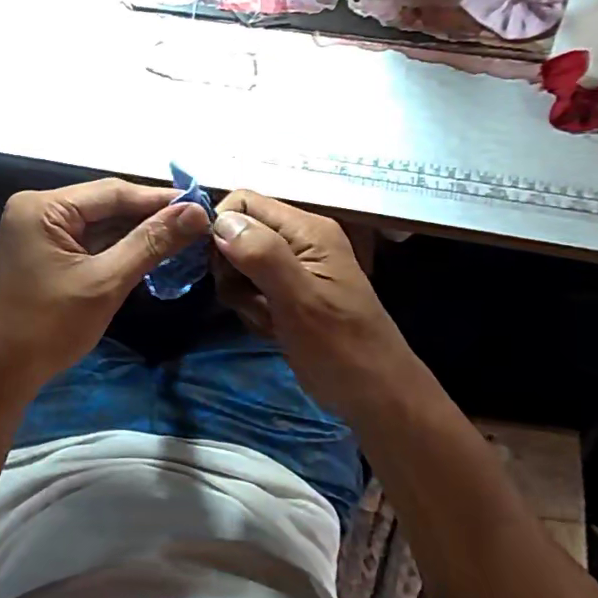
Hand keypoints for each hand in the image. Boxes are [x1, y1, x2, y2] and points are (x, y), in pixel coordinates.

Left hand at [0, 178, 209, 396]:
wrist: (2, 375)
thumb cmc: (49, 328)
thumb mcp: (106, 283)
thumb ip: (151, 243)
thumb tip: (196, 212)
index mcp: (43, 207)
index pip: (113, 192)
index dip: (160, 200)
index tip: (202, 206)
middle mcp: (38, 209)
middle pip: (107, 204)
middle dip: (151, 216)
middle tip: (198, 223)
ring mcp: (40, 230)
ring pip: (102, 223)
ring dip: (139, 232)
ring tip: (185, 236)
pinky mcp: (47, 251)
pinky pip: (91, 240)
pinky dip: (120, 247)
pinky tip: (153, 250)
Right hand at [210, 190, 427, 416]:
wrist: (376, 395)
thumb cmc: (342, 348)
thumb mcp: (300, 301)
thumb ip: (263, 256)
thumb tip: (221, 221)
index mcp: (308, 230)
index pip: (244, 202)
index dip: (222, 230)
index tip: (222, 269)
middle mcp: (299, 241)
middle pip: (236, 235)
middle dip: (233, 272)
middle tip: (256, 303)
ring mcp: (293, 269)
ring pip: (239, 267)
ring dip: (244, 299)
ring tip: (272, 322)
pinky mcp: (287, 295)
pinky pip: (250, 292)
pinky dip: (254, 312)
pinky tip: (274, 331)